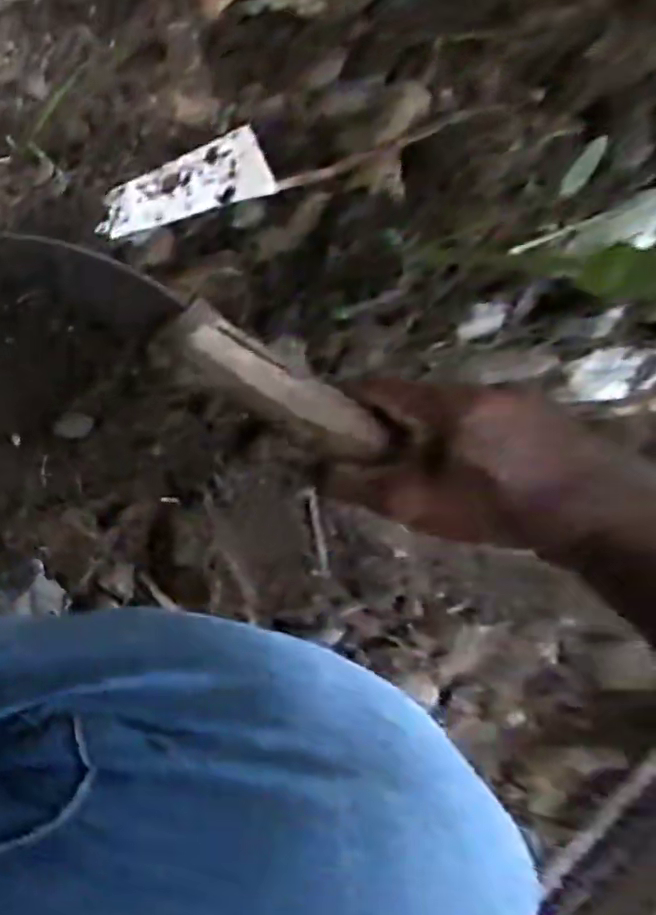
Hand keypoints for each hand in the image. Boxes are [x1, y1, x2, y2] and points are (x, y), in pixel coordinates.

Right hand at [324, 380, 648, 558]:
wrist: (608, 520)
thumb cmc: (497, 506)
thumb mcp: (409, 502)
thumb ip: (352, 484)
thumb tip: (314, 471)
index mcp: (451, 403)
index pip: (377, 387)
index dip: (340, 403)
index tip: (319, 427)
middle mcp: (488, 391)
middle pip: (412, 399)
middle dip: (380, 424)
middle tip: (363, 458)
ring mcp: (524, 403)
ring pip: (446, 410)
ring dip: (419, 433)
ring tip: (408, 469)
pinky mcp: (546, 420)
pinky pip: (479, 420)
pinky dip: (452, 439)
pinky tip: (455, 471)